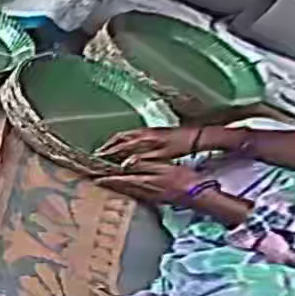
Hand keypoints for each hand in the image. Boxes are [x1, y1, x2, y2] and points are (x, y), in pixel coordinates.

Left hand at [93, 160, 201, 204]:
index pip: (117, 180)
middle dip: (104, 182)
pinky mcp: (148, 198)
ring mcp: (143, 195)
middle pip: (116, 186)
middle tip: (92, 179)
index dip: (104, 178)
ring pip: (121, 190)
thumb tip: (127, 162)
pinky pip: (129, 193)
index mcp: (141, 181)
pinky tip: (119, 189)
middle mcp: (138, 190)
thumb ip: (145, 165)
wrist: (194, 193)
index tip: (93, 177)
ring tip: (101, 183)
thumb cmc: (182, 178)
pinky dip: (121, 190)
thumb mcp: (164, 168)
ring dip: (111, 187)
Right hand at [96, 126, 219, 163]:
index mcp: (143, 140)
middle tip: (97, 155)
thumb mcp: (161, 156)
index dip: (107, 154)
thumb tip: (124, 165)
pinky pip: (129, 134)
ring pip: (123, 135)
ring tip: (105, 149)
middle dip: (106, 147)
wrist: (197, 136)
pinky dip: (121, 139)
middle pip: (118, 139)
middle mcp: (142, 133)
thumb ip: (141, 160)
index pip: (119, 147)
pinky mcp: (150, 130)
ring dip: (112, 142)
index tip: (97, 160)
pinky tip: (120, 143)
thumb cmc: (180, 147)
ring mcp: (146, 130)